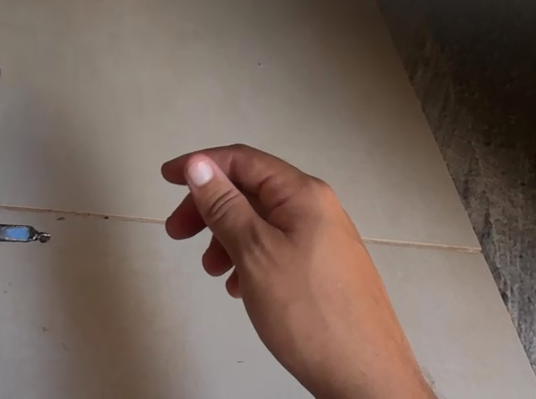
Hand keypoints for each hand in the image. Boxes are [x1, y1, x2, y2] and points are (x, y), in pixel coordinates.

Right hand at [162, 145, 435, 398]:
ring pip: (260, 222)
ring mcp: (324, 239)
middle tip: (177, 232)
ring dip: (226, 236)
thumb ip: (224, 205)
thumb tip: (198, 164)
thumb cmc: (309, 312)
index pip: (242, 160)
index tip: (167, 179)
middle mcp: (316, 208)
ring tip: (210, 269)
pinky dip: (249, 258)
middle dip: (209, 207)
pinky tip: (238, 286)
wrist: (369, 383)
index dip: (200, 164)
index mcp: (302, 193)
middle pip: (249, 190)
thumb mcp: (255, 252)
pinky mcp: (326, 270)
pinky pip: (276, 247)